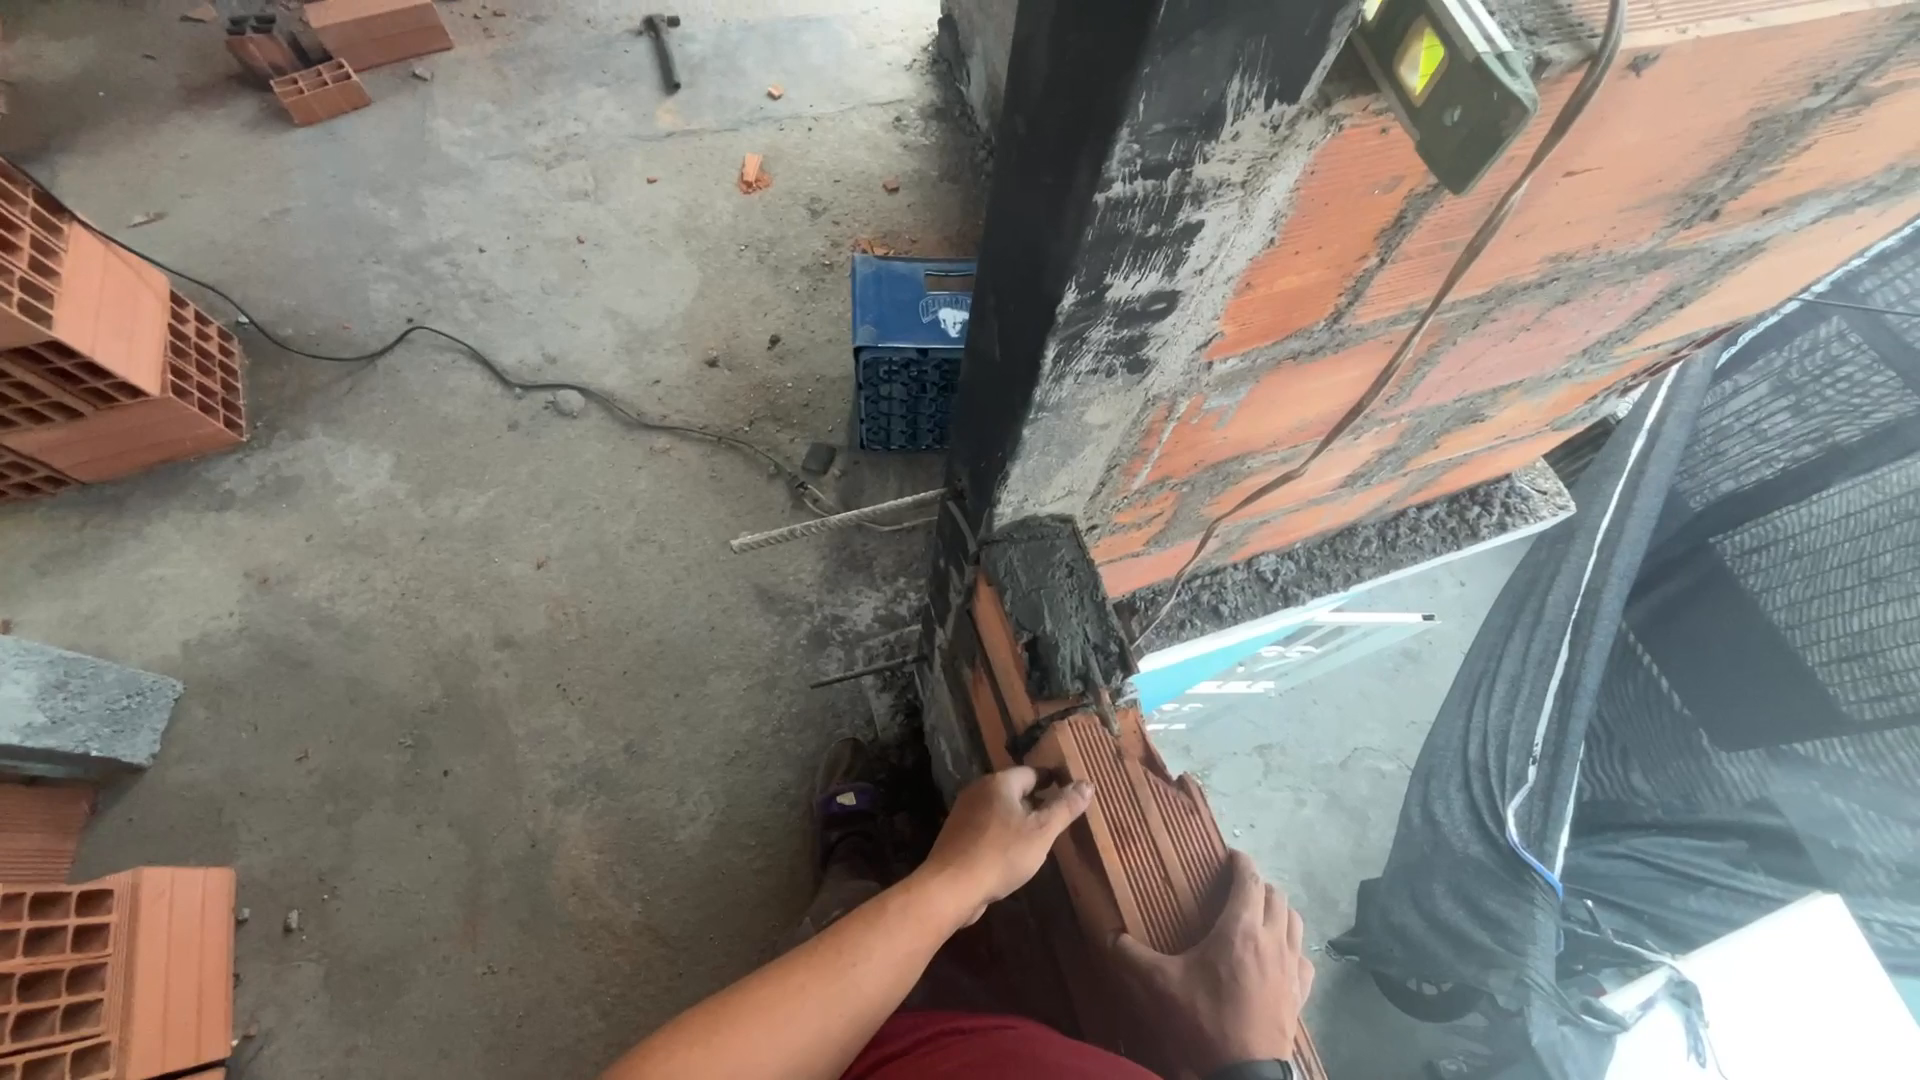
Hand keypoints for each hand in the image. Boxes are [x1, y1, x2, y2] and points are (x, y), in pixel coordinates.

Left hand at [915, 766, 1092, 925]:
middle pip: (1013, 789)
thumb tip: (1088, 783)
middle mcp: (979, 790)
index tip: (1067, 789)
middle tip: (1057, 814)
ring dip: (1018, 818)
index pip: (1031, 772)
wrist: (952, 885)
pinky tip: (1012, 852)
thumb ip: (1065, 807)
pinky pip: (987, 826)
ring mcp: (964, 812)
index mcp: (999, 782)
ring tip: (1039, 835)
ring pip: (999, 808)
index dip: (1051, 780)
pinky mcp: (957, 835)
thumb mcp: (1042, 831)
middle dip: (1035, 800)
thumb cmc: (1001, 853)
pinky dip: (1003, 833)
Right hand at [1109, 850, 1313, 1074]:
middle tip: (1235, 887)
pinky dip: (1292, 946)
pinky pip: (1304, 957)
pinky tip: (1278, 956)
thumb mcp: (1159, 986)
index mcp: (1240, 929)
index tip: (1228, 856)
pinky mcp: (1301, 994)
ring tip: (1257, 915)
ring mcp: (1291, 968)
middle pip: (1276, 895)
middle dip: (1257, 884)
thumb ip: (1131, 955)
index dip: (1240, 862)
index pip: (1250, 879)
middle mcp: (1272, 940)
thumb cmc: (1203, 1021)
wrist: (1243, 1075)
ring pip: (1295, 921)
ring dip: (1277, 910)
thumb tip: (1108, 934)